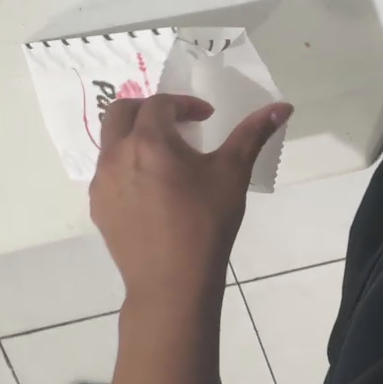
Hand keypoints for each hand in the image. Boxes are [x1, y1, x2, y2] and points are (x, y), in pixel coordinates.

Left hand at [89, 94, 292, 306]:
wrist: (172, 279)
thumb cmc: (206, 220)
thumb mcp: (234, 172)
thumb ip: (253, 134)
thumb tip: (283, 106)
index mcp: (149, 142)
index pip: (159, 104)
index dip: (184, 104)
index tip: (207, 117)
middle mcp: (116, 157)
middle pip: (120, 113)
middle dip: (150, 109)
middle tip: (180, 123)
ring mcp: (101, 184)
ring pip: (110, 143)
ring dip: (137, 136)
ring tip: (170, 156)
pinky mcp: (99, 207)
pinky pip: (108, 171)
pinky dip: (129, 163)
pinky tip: (157, 187)